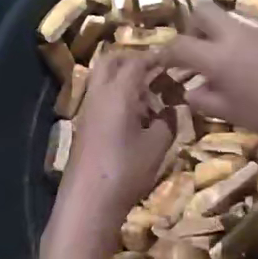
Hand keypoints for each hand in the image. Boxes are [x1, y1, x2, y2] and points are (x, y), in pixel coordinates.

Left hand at [56, 50, 173, 223]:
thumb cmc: (126, 170)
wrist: (89, 201)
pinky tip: (134, 115)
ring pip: (103, 78)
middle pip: (111, 61)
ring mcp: (87, 109)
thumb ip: (168, 120)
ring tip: (149, 94)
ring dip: (124, 78)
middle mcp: (99, 94)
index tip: (174, 59)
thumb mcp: (157, 145)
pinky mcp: (84, 125)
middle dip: (133, 59)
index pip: (136, 62)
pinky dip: (117, 95)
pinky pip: (100, 96)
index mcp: (118, 92)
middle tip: (156, 70)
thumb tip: (171, 108)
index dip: (155, 57)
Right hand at [159, 5, 257, 146]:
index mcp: (218, 56)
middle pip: (203, 11)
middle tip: (193, 54)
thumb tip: (190, 90)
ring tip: (218, 68)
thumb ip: (206, 100)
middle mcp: (235, 36)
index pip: (179, 45)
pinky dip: (236, 44)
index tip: (158, 63)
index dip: (164, 53)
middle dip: (191, 28)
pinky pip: (246, 33)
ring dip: (215, 36)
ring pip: (226, 21)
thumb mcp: (233, 114)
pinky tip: (244, 72)